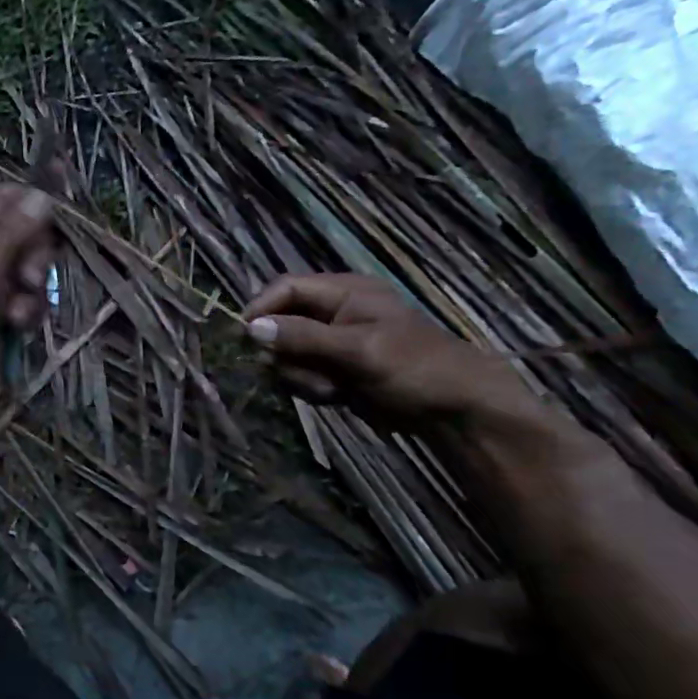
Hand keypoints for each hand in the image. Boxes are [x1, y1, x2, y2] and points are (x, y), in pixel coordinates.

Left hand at [0, 185, 55, 371]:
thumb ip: (16, 231)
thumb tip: (42, 195)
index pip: (8, 198)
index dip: (34, 196)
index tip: (63, 198)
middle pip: (30, 234)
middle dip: (36, 258)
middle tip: (28, 279)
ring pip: (37, 268)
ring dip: (32, 292)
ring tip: (15, 313)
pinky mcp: (10, 303)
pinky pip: (34, 295)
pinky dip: (29, 310)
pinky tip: (15, 325)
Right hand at [244, 273, 534, 422]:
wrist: (455, 411)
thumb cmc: (413, 367)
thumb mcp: (357, 349)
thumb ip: (303, 337)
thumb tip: (251, 329)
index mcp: (345, 292)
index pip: (287, 288)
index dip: (262, 307)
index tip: (243, 335)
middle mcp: (334, 313)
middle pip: (282, 324)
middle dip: (286, 352)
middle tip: (303, 371)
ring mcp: (333, 344)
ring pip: (288, 354)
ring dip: (301, 375)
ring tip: (331, 388)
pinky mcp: (334, 371)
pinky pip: (302, 375)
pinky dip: (312, 388)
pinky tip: (337, 395)